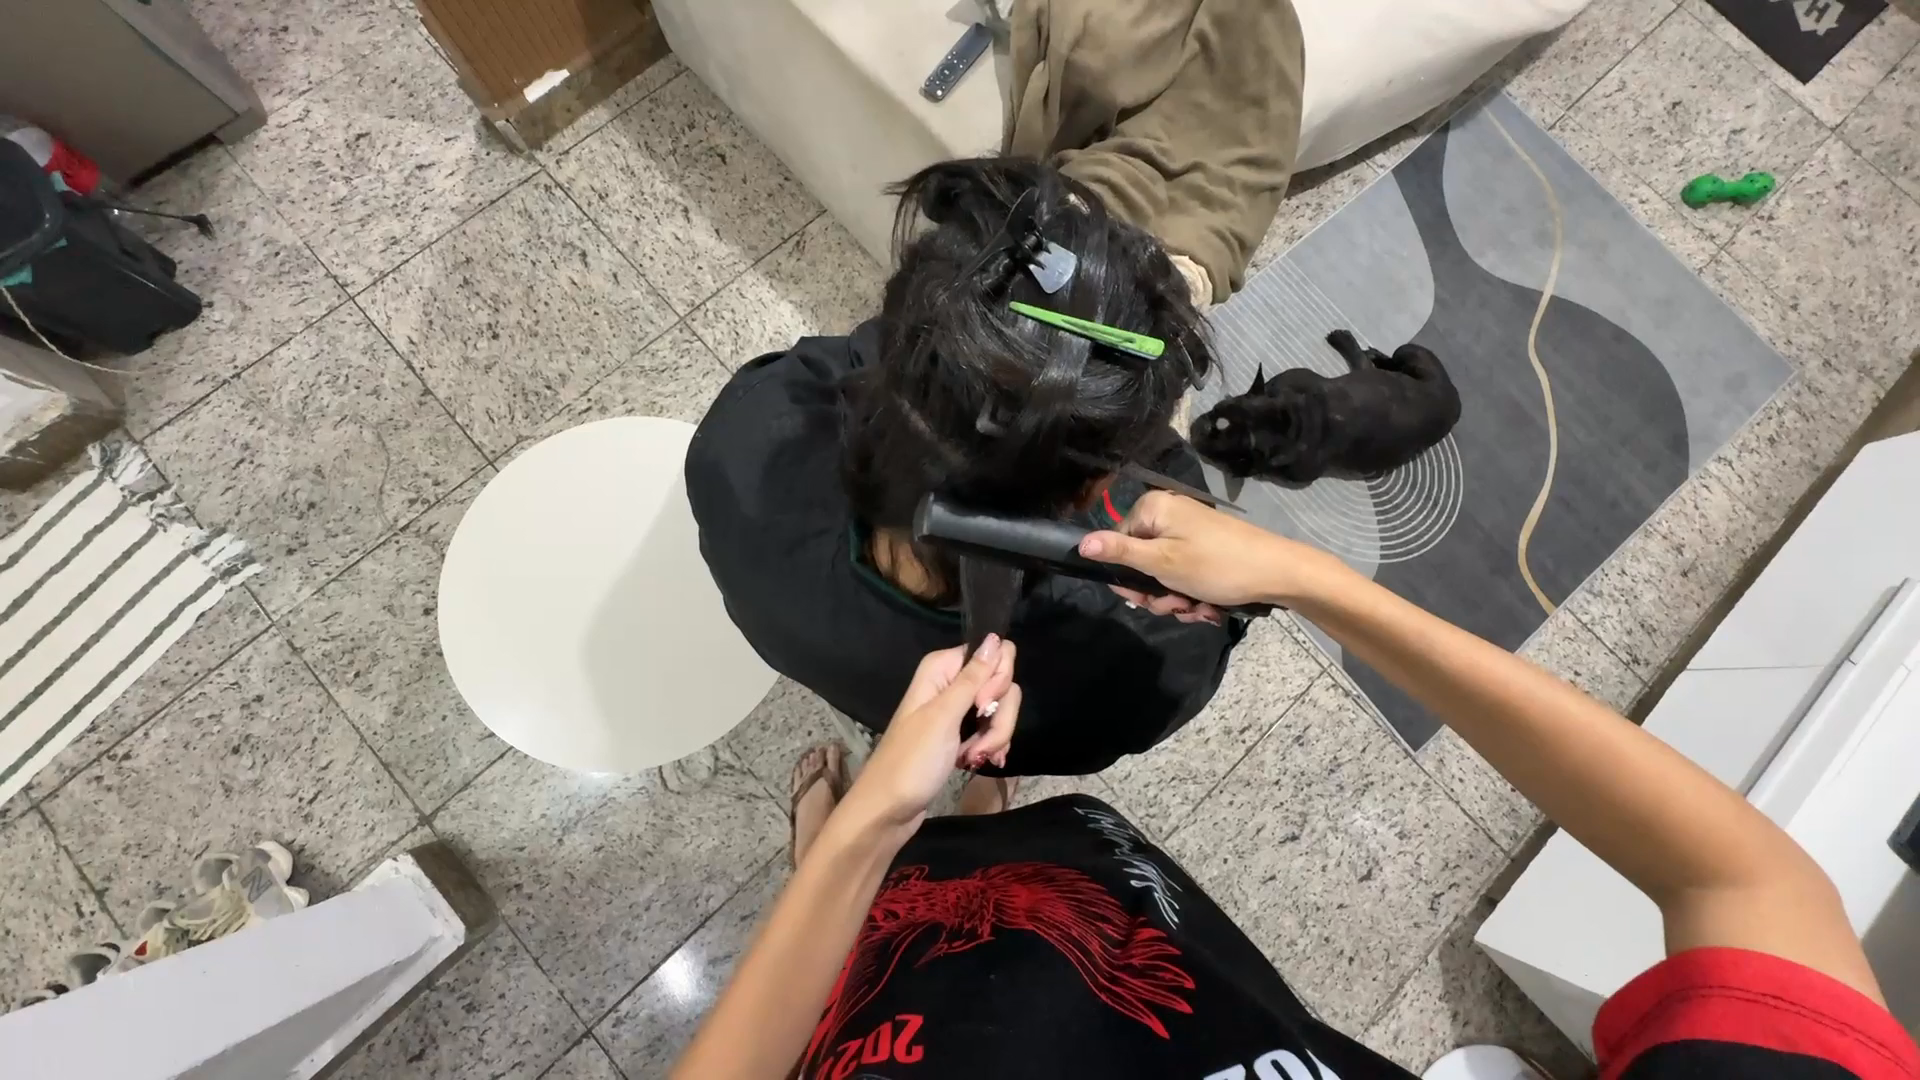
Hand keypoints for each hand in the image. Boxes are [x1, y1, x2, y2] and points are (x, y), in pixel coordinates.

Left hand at [837, 636, 1019, 832]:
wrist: (889, 809)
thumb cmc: (911, 760)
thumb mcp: (944, 716)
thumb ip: (973, 677)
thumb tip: (996, 637)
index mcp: (942, 668)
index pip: (994, 653)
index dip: (996, 680)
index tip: (981, 708)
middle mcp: (951, 682)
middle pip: (1002, 684)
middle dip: (999, 717)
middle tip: (978, 743)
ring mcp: (957, 709)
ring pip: (1000, 709)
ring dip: (995, 736)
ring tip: (973, 758)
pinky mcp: (961, 733)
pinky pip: (991, 729)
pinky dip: (991, 746)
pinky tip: (981, 762)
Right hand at [1078, 491, 1334, 616]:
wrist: (1278, 573)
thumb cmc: (1216, 565)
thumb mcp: (1162, 563)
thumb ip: (1120, 553)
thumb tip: (1080, 543)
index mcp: (1153, 509)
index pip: (1117, 544)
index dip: (1126, 576)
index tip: (1143, 599)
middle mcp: (1168, 514)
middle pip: (1139, 561)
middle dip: (1155, 592)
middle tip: (1175, 606)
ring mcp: (1188, 531)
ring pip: (1162, 574)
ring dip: (1174, 598)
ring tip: (1196, 608)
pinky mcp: (1205, 547)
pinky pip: (1183, 574)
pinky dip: (1191, 593)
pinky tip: (1206, 606)